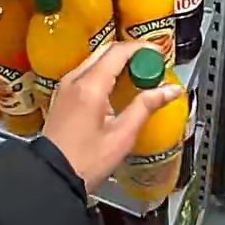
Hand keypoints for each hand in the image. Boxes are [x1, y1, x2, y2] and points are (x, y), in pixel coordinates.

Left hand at [41, 41, 181, 191]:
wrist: (52, 176)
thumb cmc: (86, 161)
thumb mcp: (122, 135)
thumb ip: (146, 106)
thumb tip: (171, 89)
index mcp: (90, 86)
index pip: (118, 52)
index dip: (141, 48)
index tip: (160, 53)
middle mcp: (74, 79)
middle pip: (105, 51)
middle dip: (131, 53)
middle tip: (152, 63)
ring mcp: (65, 86)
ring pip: (94, 60)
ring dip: (117, 62)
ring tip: (139, 74)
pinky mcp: (62, 95)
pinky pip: (85, 72)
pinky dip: (104, 72)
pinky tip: (118, 87)